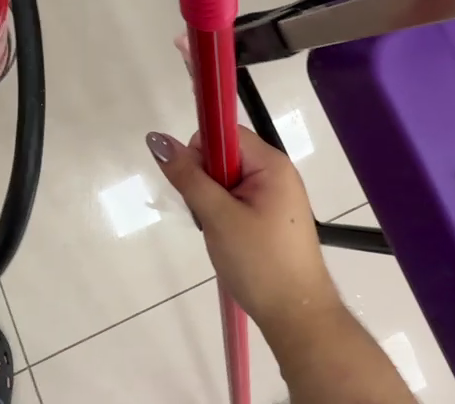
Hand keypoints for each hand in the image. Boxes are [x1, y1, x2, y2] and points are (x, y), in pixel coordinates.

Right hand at [147, 125, 340, 336]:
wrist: (298, 320)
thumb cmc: (260, 263)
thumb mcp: (218, 217)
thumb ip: (187, 176)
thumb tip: (156, 139)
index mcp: (271, 164)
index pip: (223, 134)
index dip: (201, 153)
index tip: (196, 186)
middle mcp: (276, 173)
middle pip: (223, 156)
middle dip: (205, 181)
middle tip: (208, 216)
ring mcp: (275, 196)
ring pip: (226, 180)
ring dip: (212, 201)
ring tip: (218, 233)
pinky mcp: (271, 217)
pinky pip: (236, 198)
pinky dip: (223, 213)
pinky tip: (225, 239)